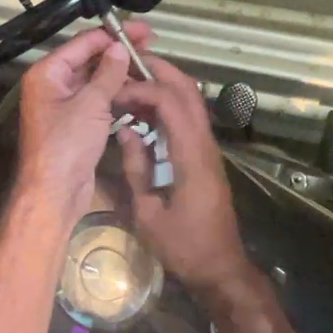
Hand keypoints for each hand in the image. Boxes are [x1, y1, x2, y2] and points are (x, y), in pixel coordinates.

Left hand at [14, 21, 154, 221]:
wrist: (55, 191)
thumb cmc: (67, 144)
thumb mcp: (90, 104)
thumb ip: (107, 73)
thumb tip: (120, 47)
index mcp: (47, 73)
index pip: (82, 43)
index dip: (112, 34)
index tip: (141, 31)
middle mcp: (52, 85)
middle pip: (87, 60)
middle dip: (117, 53)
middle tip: (149, 45)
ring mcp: (63, 104)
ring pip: (93, 80)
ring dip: (118, 73)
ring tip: (147, 65)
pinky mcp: (74, 122)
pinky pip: (95, 99)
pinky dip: (113, 93)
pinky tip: (136, 89)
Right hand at [114, 53, 255, 297]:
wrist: (220, 268)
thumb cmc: (183, 247)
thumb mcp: (147, 213)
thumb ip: (135, 168)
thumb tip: (125, 131)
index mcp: (191, 155)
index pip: (170, 102)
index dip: (140, 88)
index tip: (113, 92)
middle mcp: (204, 143)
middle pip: (187, 90)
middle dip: (157, 70)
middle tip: (124, 64)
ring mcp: (207, 148)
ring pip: (190, 100)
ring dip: (161, 85)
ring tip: (128, 84)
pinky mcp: (204, 156)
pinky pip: (187, 118)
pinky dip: (165, 105)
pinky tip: (141, 113)